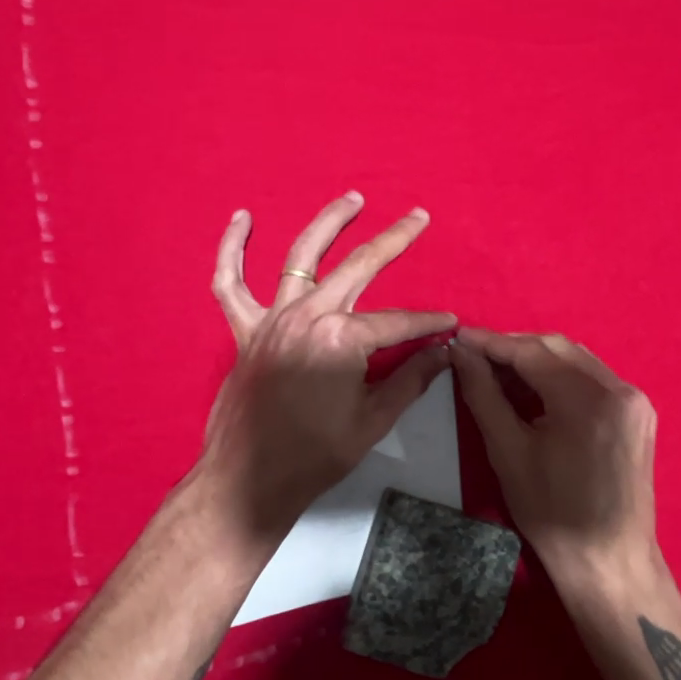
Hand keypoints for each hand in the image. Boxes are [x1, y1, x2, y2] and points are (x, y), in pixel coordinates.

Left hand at [195, 192, 454, 540]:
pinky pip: (229, 284)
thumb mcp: (373, 421)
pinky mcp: (245, 331)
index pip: (398, 322)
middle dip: (394, 240)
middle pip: (358, 267)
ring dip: (328, 223)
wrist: (250, 481)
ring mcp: (272, 319)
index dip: (429, 324)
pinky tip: (242, 218)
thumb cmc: (315, 456)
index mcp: (342, 339)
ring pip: (300, 257)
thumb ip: (411, 379)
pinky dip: (231, 250)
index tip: (451, 326)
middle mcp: (308, 316)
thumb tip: (444, 352)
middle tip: (418, 217)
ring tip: (353, 198)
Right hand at [450, 328, 659, 578]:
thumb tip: (462, 353)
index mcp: (589, 399)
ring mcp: (634, 400)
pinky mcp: (638, 414)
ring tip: (498, 367)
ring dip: (537, 358)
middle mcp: (619, 389)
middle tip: (474, 353)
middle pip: (558, 348)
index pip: (532, 352)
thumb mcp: (508, 452)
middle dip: (514, 346)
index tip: (459, 338)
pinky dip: (561, 375)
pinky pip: (593, 379)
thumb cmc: (552, 514)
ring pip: (577, 360)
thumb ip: (484, 394)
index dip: (492, 343)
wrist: (609, 563)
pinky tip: (534, 387)